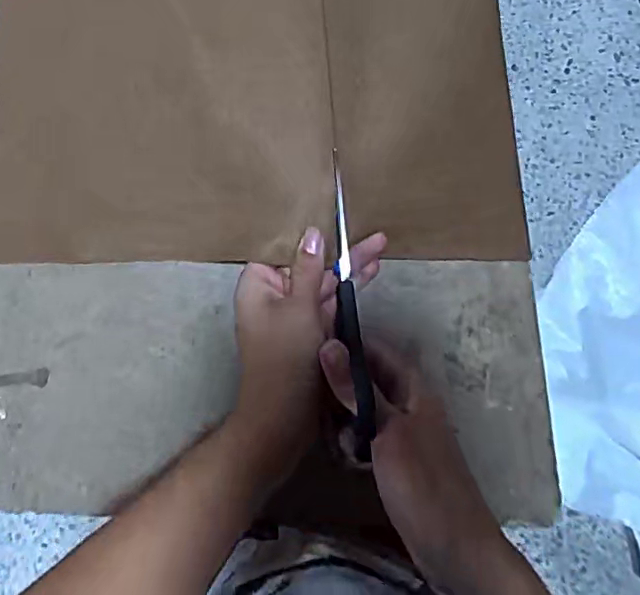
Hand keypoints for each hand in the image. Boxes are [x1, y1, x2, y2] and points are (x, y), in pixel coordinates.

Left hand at [230, 227, 384, 465]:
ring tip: (380, 249)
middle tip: (373, 236)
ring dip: (349, 270)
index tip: (330, 215)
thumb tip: (312, 232)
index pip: (283, 249)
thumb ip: (309, 269)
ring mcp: (292, 315)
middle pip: (308, 265)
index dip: (307, 234)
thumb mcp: (300, 310)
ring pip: (322, 285)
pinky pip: (328, 304)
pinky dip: (347, 292)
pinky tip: (369, 275)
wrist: (282, 424)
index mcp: (258, 284)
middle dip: (339, 252)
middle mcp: (273, 295)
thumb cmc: (284, 360)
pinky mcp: (309, 333)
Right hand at [322, 337, 540, 592]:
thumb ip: (356, 390)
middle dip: (340, 381)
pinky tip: (341, 450)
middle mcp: (409, 404)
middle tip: (310, 387)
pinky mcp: (397, 460)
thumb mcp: (385, 432)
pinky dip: (353, 438)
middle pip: (368, 378)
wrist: (457, 553)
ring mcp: (404, 433)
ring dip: (344, 413)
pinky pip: (368, 435)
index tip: (312, 340)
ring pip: (365, 407)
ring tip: (324, 423)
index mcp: (414, 388)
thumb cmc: (424, 485)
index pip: (376, 349)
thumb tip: (328, 344)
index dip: (347, 341)